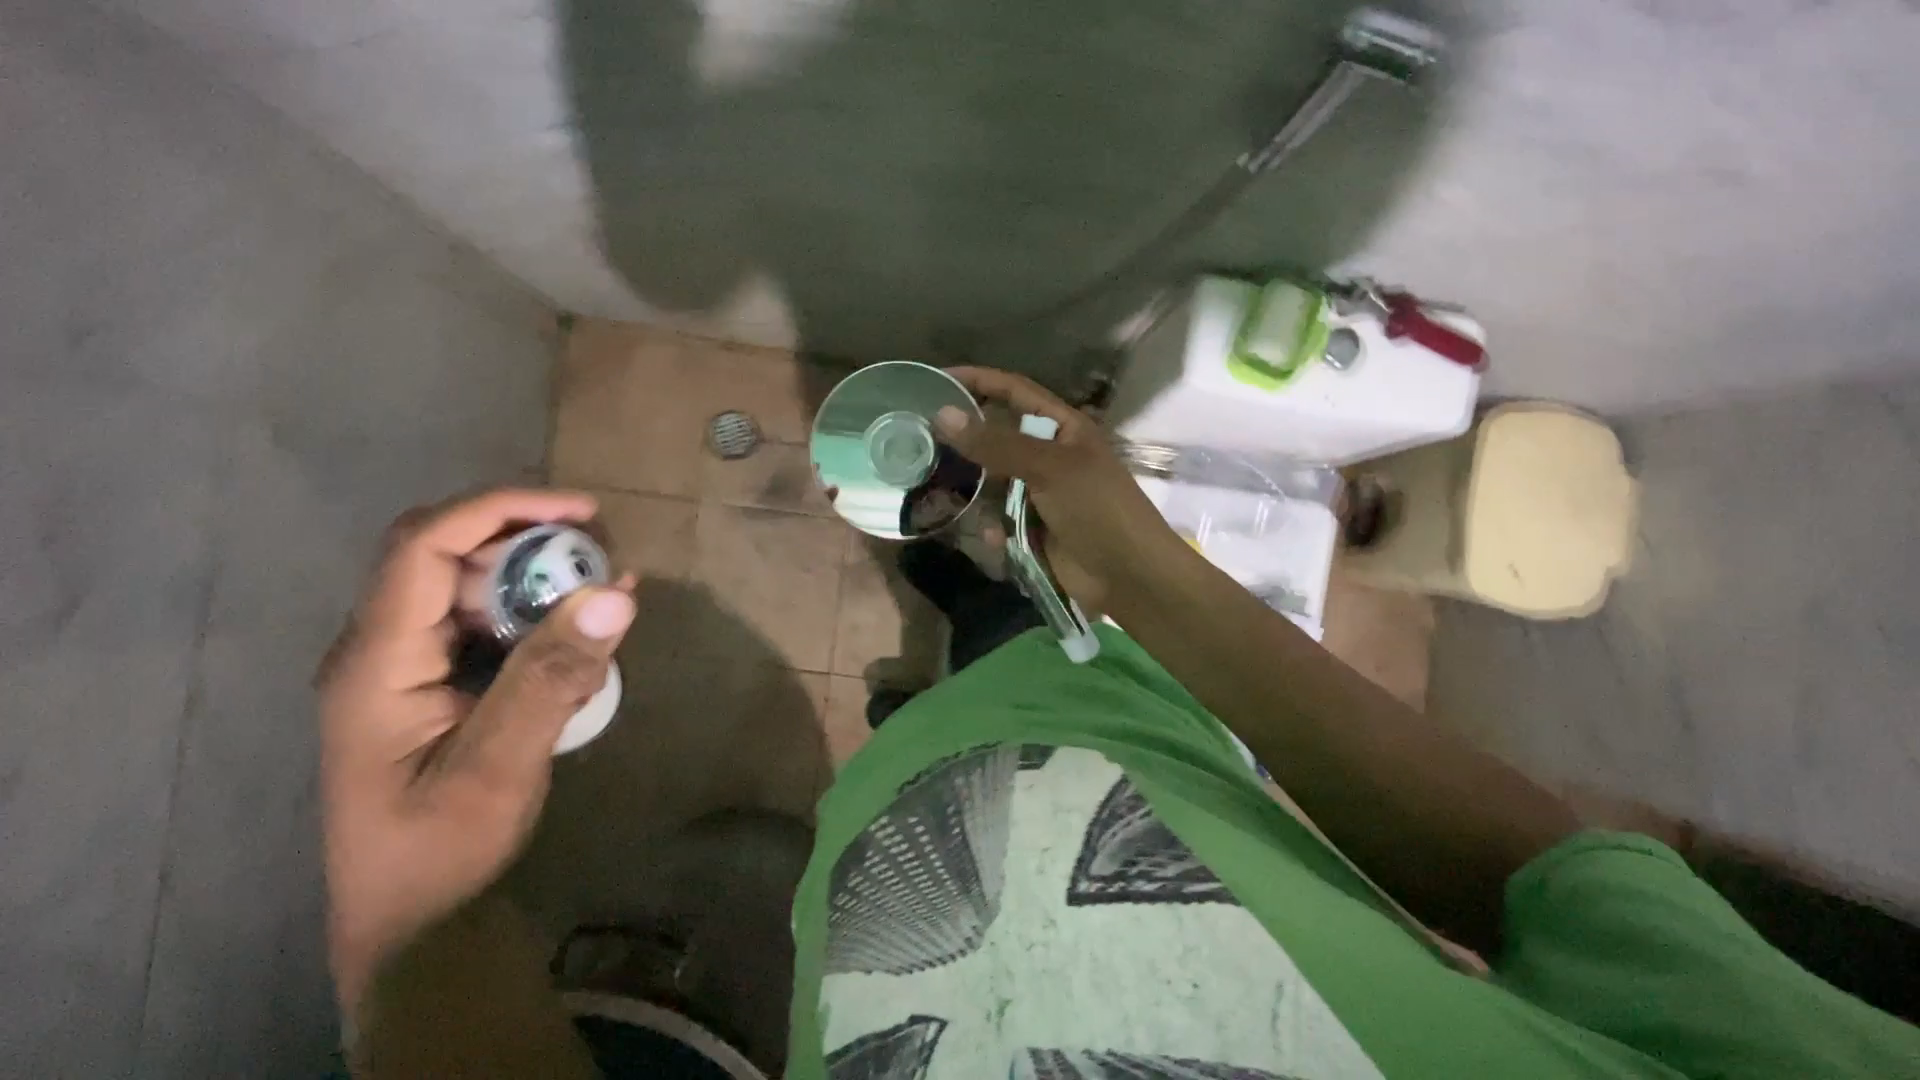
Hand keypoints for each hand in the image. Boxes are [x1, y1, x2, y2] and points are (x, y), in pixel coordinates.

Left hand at [315, 489, 635, 1015]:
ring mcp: (401, 668)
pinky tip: (578, 635)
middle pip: (443, 555)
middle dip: (523, 538)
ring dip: (532, 577)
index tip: (579, 511)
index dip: (499, 510)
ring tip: (598, 590)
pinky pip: (480, 625)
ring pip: (464, 587)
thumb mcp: (500, 767)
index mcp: (376, 661)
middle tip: (597, 551)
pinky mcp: (429, 686)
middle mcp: (378, 649)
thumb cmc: (440, 851)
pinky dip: (531, 615)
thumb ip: (552, 678)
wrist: (412, 923)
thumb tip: (615, 591)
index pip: (424, 547)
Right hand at [934, 367, 1187, 613]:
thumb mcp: (1050, 468)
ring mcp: (1040, 494)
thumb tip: (943, 414)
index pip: (1015, 392)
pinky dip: (993, 529)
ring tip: (943, 496)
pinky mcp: (1033, 530)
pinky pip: (999, 521)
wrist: (1129, 576)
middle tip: (922, 442)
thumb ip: (996, 443)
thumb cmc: (1098, 509)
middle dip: (966, 443)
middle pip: (997, 438)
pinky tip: (994, 540)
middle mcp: (1049, 456)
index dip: (979, 381)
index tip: (937, 380)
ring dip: (976, 494)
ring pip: (992, 484)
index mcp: (1063, 429)